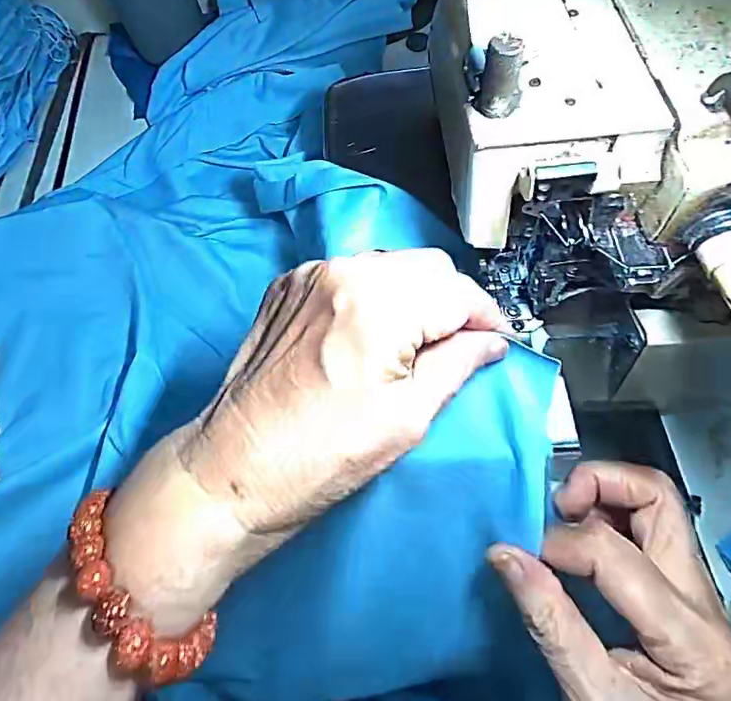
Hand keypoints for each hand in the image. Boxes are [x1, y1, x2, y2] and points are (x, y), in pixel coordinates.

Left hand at [101, 251, 510, 631]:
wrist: (234, 465)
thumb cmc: (320, 456)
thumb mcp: (406, 420)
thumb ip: (455, 367)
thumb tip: (489, 343)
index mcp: (377, 303)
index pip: (458, 290)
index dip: (487, 317)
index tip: (496, 341)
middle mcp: (342, 272)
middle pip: (426, 266)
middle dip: (452, 301)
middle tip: (459, 344)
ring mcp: (309, 275)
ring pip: (388, 264)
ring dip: (413, 294)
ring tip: (414, 341)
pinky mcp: (287, 286)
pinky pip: (349, 273)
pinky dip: (371, 294)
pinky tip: (369, 332)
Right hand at [489, 462, 730, 700]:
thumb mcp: (593, 697)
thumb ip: (551, 624)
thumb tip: (504, 554)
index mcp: (692, 641)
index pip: (612, 553)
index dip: (557, 543)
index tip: (522, 556)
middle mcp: (706, 604)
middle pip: (658, 498)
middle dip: (597, 483)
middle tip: (556, 505)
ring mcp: (699, 592)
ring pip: (657, 501)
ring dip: (604, 493)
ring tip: (565, 517)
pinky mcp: (683, 588)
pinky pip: (650, 523)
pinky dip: (608, 513)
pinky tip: (579, 536)